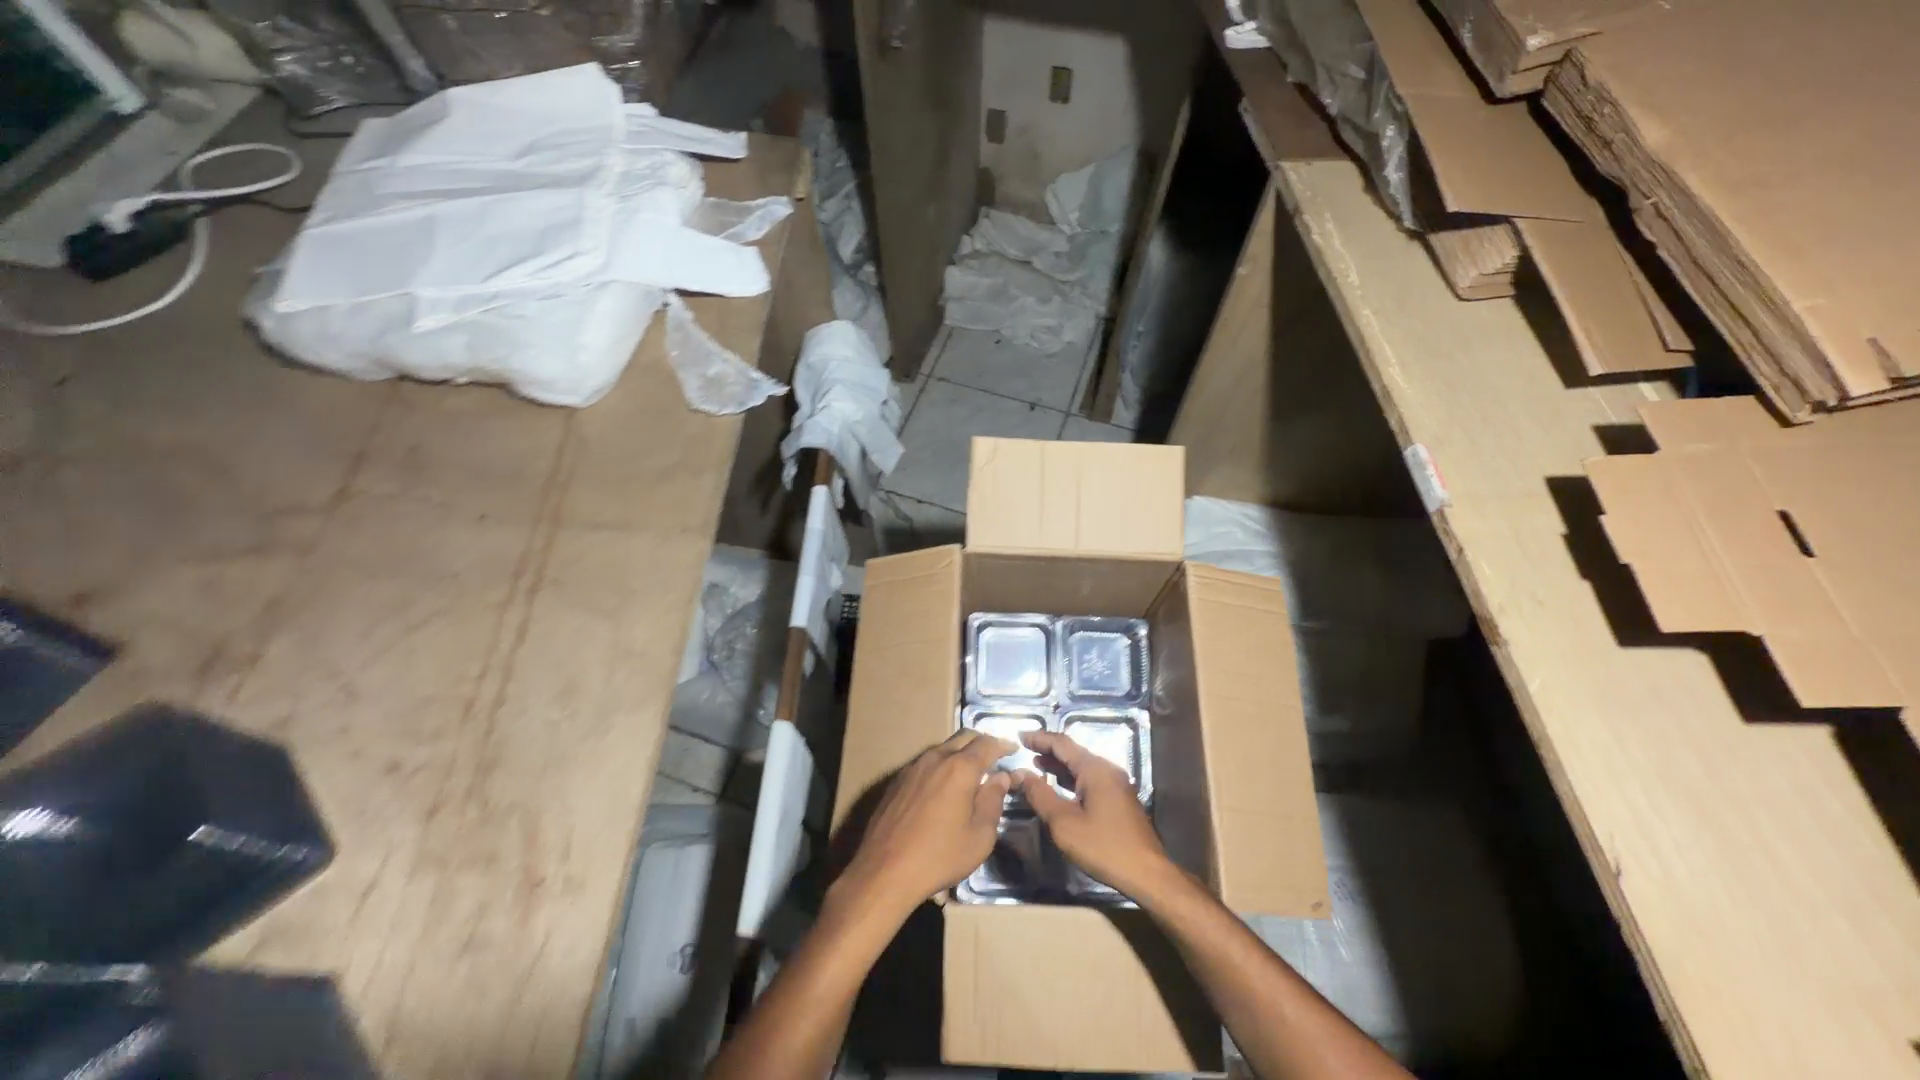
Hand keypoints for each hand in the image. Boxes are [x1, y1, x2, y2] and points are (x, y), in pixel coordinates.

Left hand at [839, 730, 1014, 916]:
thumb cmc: (940, 856)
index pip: (987, 744)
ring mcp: (912, 768)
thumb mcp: (980, 836)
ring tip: (969, 774)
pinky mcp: (896, 781)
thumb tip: (1000, 778)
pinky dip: (940, 766)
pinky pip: (925, 763)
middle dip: (981, 743)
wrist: (884, 871)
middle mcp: (935, 759)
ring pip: (942, 749)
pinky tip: (942, 788)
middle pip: (963, 737)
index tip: (1013, 750)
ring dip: (959, 754)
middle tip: (994, 758)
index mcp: (960, 769)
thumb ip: (993, 801)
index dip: (1004, 745)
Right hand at [1013, 731, 1173, 899]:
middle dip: (1049, 751)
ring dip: (1060, 766)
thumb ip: (1040, 795)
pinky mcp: (1120, 800)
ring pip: (1083, 767)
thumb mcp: (1063, 822)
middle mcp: (1108, 770)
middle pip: (1074, 753)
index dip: (1039, 738)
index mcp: (1095, 769)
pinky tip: (1061, 788)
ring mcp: (1117, 785)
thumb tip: (1019, 773)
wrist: (1146, 873)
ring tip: (1037, 765)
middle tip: (1025, 750)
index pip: (1062, 744)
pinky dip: (1072, 779)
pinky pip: (1091, 780)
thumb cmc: (1102, 845)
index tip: (1019, 736)